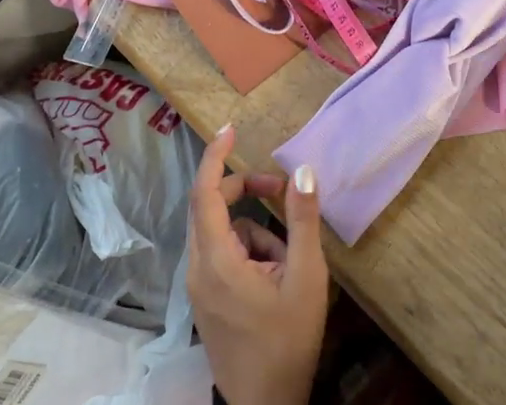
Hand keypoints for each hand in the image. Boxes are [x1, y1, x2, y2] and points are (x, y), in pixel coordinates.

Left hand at [188, 126, 328, 404]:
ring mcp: (199, 286)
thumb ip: (302, 221)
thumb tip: (302, 171)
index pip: (206, 194)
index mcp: (217, 261)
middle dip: (246, 189)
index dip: (215, 157)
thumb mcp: (306, 277)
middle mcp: (198, 269)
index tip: (231, 129)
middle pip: (211, 208)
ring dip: (254, 229)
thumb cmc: (287, 340)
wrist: (264, 404)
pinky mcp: (207, 299)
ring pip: (222, 233)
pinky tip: (276, 276)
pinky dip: (248, 250)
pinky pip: (222, 254)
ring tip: (289, 259)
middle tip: (282, 189)